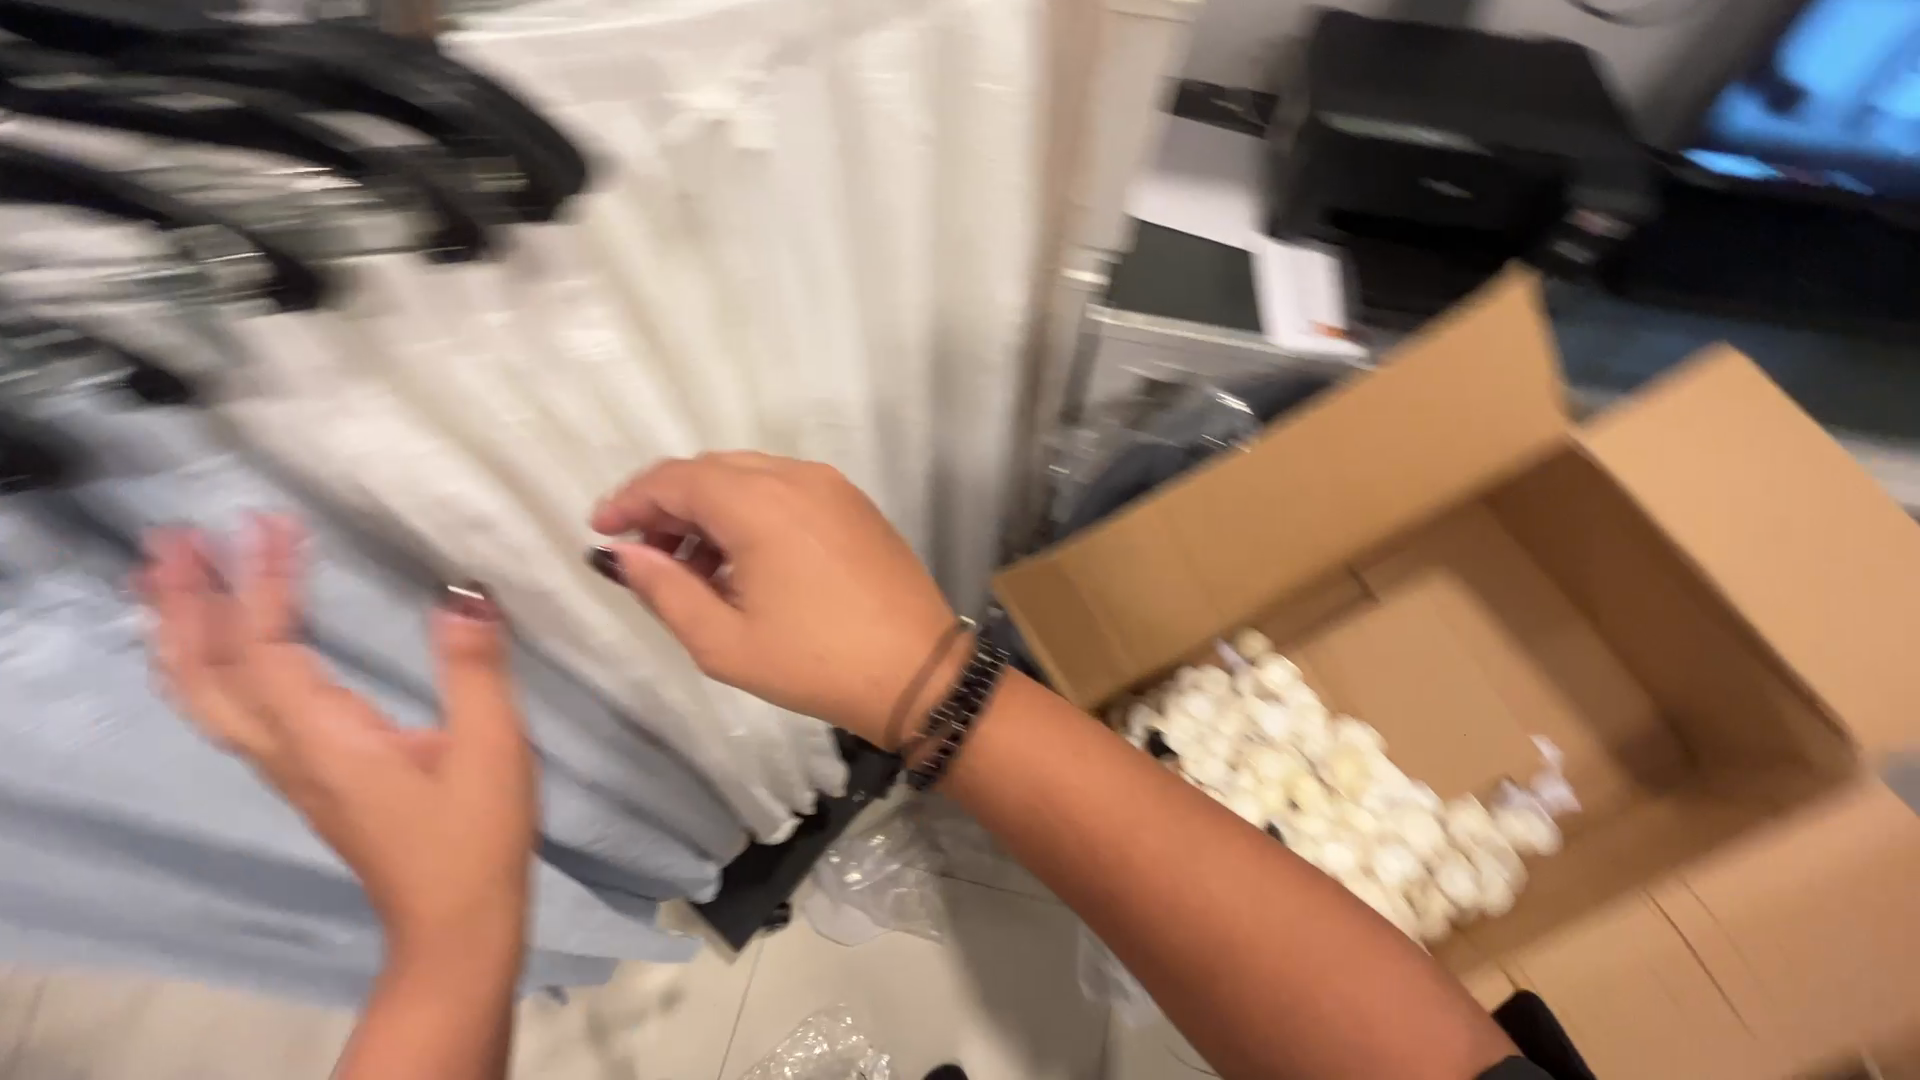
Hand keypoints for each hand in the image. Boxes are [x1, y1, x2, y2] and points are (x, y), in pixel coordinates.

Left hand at [139, 516, 537, 961]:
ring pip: (208, 697)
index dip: (262, 581)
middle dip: (181, 604)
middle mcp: (288, 750)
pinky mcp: (311, 777)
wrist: (455, 917)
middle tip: (173, 540)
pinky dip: (211, 668)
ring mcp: (292, 768)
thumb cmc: (475, 832)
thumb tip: (464, 596)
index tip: (270, 522)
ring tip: (179, 581)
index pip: (269, 647)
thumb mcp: (492, 746)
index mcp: (326, 738)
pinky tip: (230, 653)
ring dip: (183, 634)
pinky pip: (233, 711)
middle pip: (203, 675)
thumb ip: (475, 669)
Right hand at [590, 453, 958, 747]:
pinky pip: (788, 490)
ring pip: (751, 477)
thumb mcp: (723, 642)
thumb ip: (663, 589)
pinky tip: (747, 561)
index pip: (674, 479)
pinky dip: (753, 512)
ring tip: (696, 569)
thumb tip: (624, 553)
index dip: (629, 500)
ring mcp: (833, 487)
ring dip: (712, 510)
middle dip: (669, 505)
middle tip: (646, 554)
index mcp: (759, 502)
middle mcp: (797, 477)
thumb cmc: (815, 663)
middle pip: (712, 472)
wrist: (918, 671)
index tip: (601, 531)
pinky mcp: (856, 504)